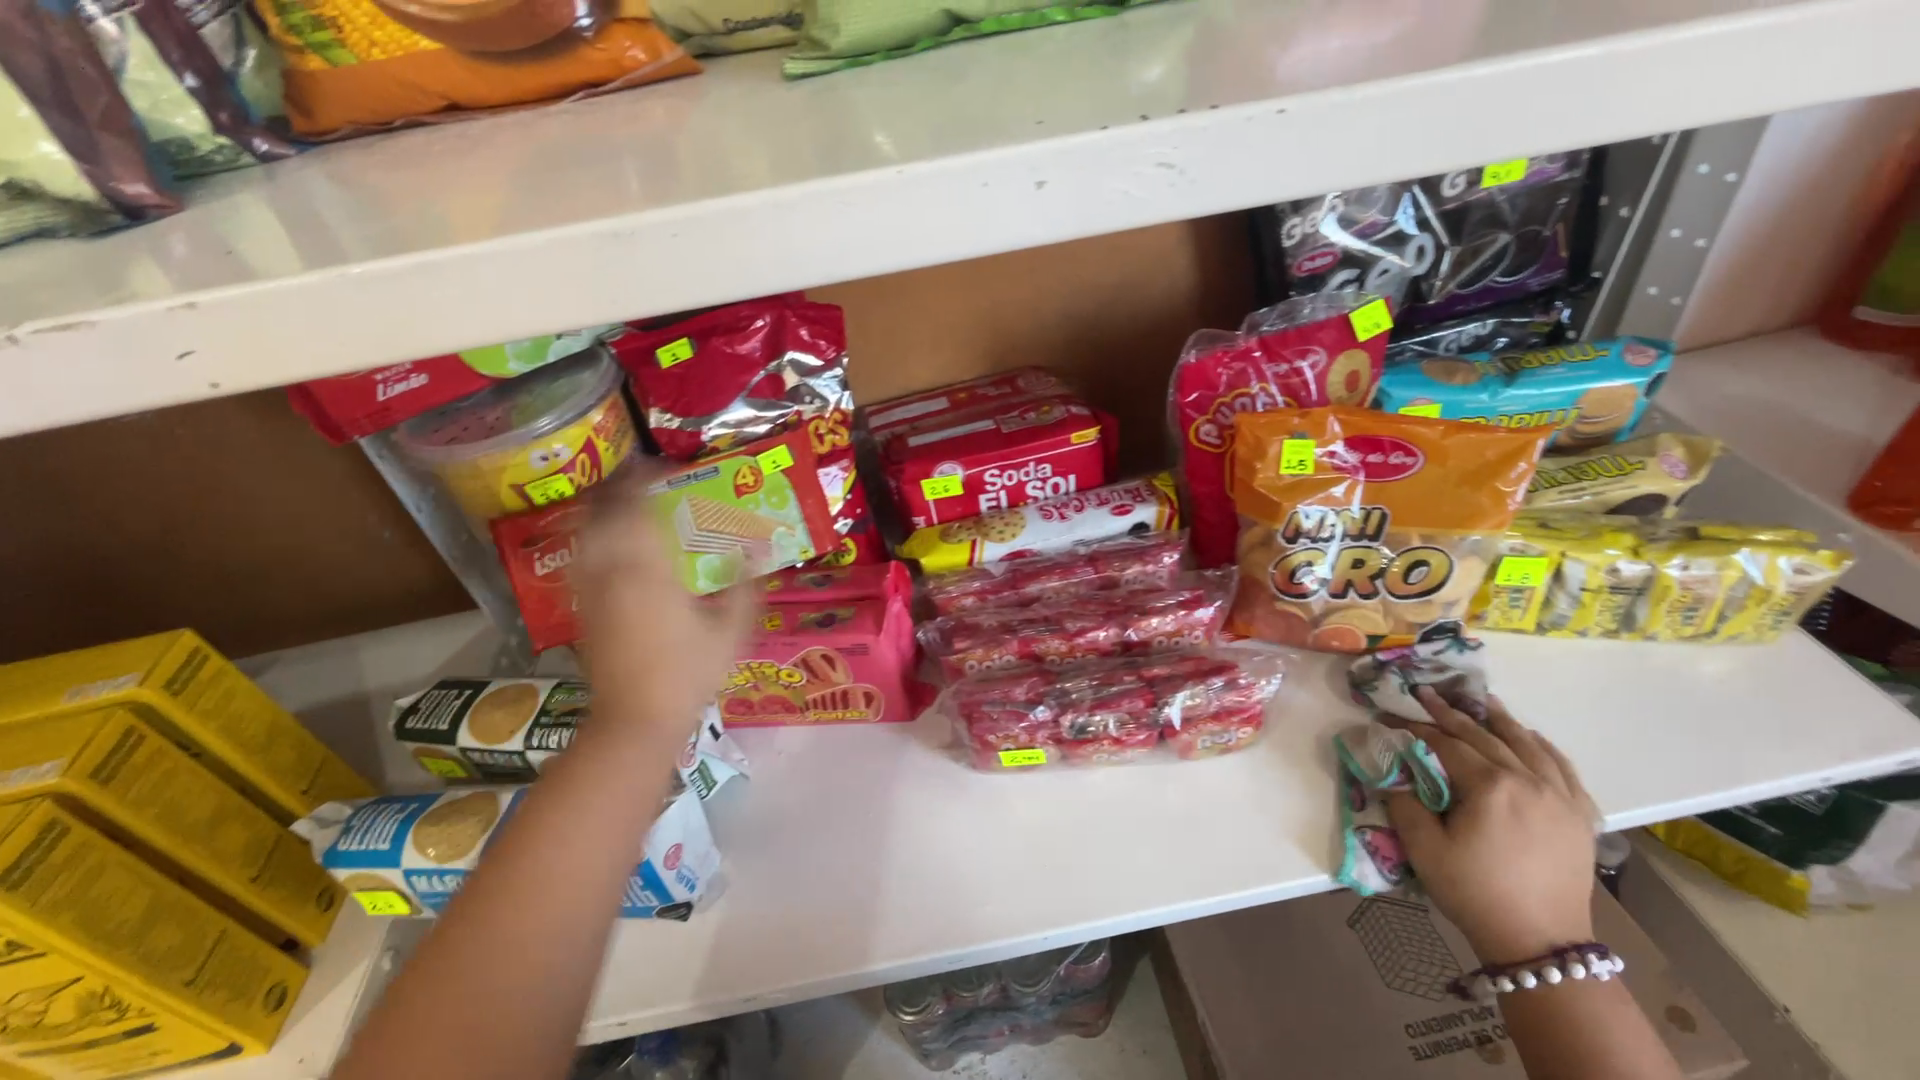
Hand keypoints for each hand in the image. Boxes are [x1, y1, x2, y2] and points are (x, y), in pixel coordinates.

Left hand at [571, 470, 760, 744]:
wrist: (636, 719)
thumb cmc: (689, 674)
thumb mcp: (730, 630)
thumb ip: (745, 583)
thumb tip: (758, 544)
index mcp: (648, 568)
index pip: (637, 505)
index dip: (646, 478)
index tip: (664, 466)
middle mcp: (611, 570)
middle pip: (601, 511)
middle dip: (617, 486)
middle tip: (641, 476)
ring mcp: (591, 590)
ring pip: (584, 532)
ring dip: (599, 509)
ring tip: (622, 500)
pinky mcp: (581, 609)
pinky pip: (580, 558)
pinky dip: (590, 538)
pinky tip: (607, 541)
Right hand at [1384, 688, 1598, 963]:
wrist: (1539, 940)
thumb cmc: (1475, 893)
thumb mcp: (1425, 850)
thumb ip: (1405, 805)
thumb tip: (1393, 775)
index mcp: (1490, 787)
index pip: (1447, 745)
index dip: (1417, 728)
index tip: (1394, 716)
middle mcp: (1529, 781)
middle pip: (1486, 737)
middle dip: (1452, 714)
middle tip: (1429, 694)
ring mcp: (1560, 796)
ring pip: (1528, 745)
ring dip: (1502, 721)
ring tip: (1484, 701)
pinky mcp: (1579, 815)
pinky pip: (1563, 768)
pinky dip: (1544, 747)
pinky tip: (1532, 738)